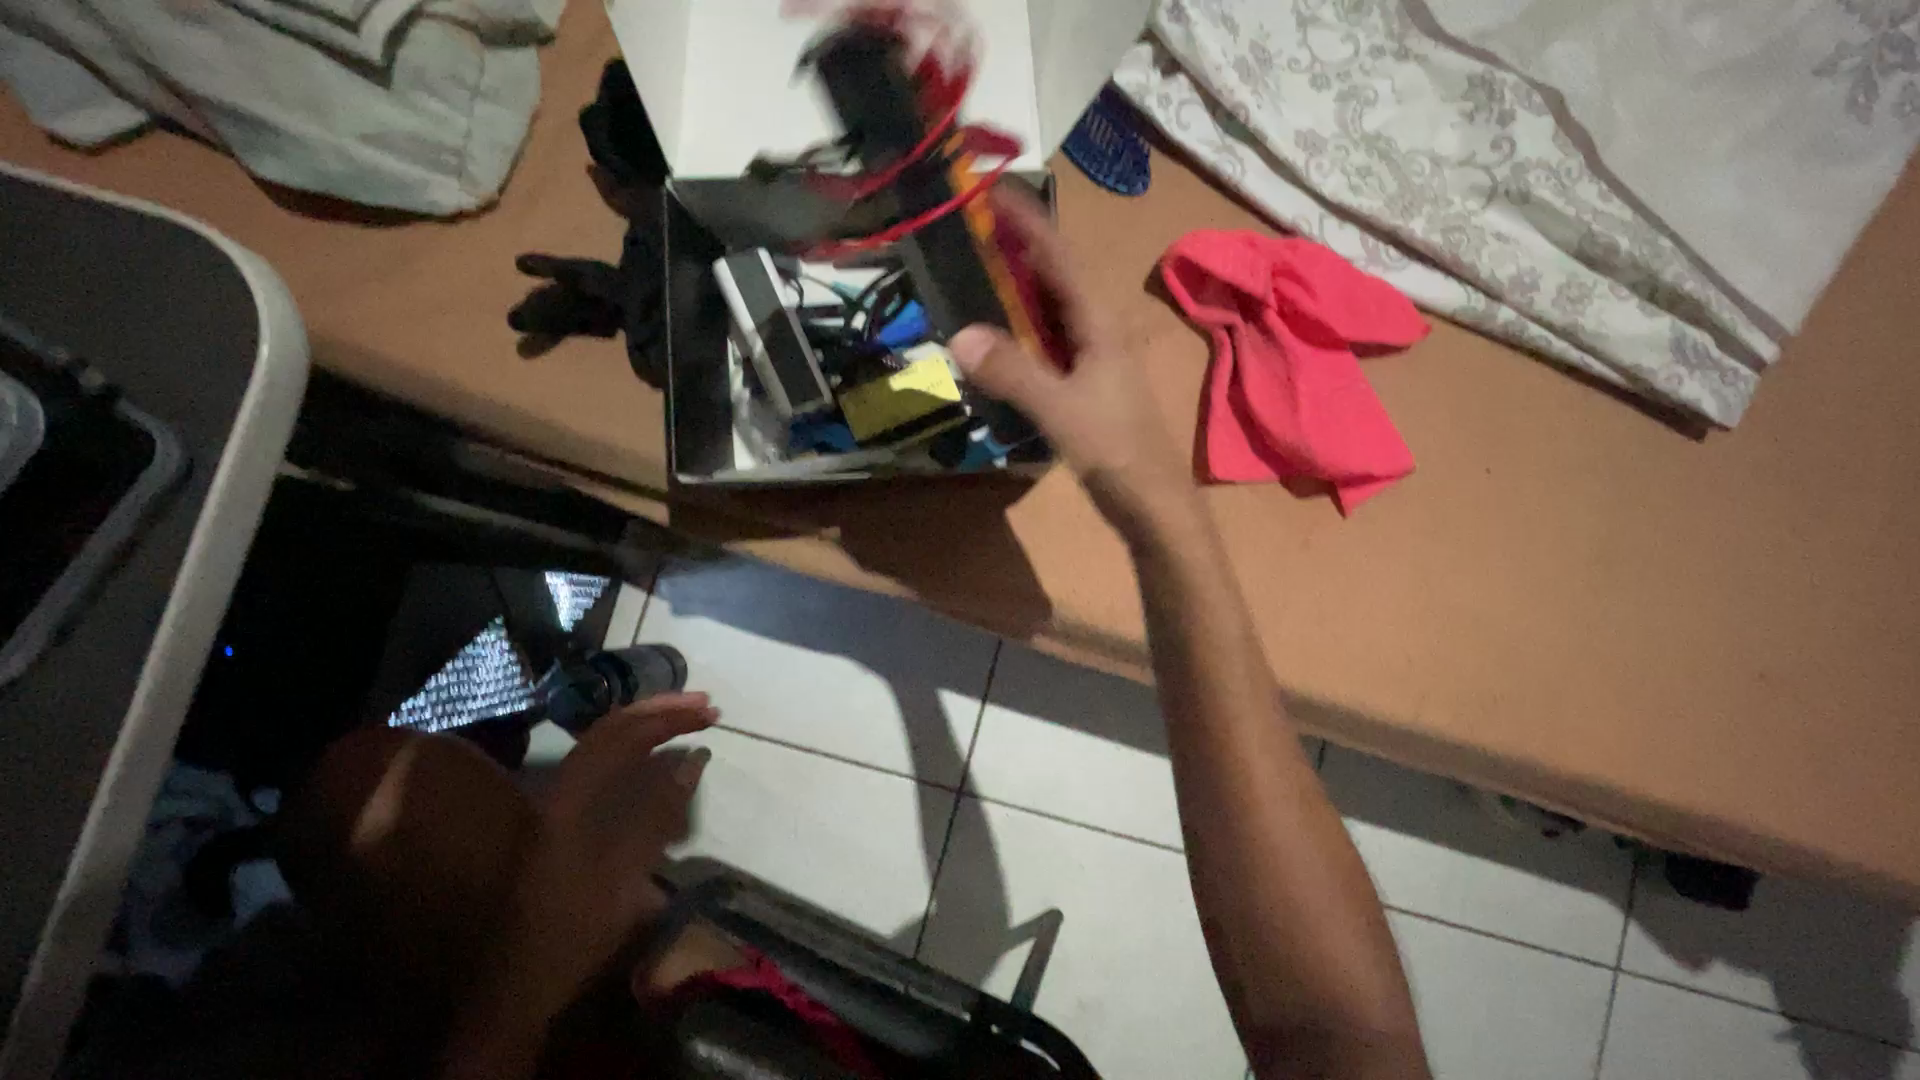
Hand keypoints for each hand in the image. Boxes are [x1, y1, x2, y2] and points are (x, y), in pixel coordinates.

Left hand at [449, 693, 716, 1074]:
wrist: (517, 987)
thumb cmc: (574, 934)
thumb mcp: (626, 877)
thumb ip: (659, 813)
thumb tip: (693, 759)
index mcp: (569, 801)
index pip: (621, 735)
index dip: (667, 716)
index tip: (710, 714)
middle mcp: (557, 791)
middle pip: (609, 728)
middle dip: (659, 710)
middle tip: (705, 706)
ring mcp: (555, 804)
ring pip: (602, 743)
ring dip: (645, 724)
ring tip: (686, 718)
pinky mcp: (559, 820)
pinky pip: (600, 765)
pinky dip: (633, 749)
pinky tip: (656, 756)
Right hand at [948, 188, 1196, 533]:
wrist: (1151, 500)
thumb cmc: (1114, 447)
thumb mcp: (1059, 408)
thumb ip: (1012, 372)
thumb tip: (960, 335)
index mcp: (1098, 322)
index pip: (1058, 255)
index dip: (1028, 220)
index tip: (993, 188)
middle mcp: (1096, 330)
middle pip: (1053, 276)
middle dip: (1015, 248)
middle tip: (970, 229)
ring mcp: (1092, 358)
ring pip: (1049, 310)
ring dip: (1015, 289)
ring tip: (973, 271)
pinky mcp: (1083, 385)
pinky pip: (1045, 343)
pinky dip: (1018, 331)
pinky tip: (994, 339)